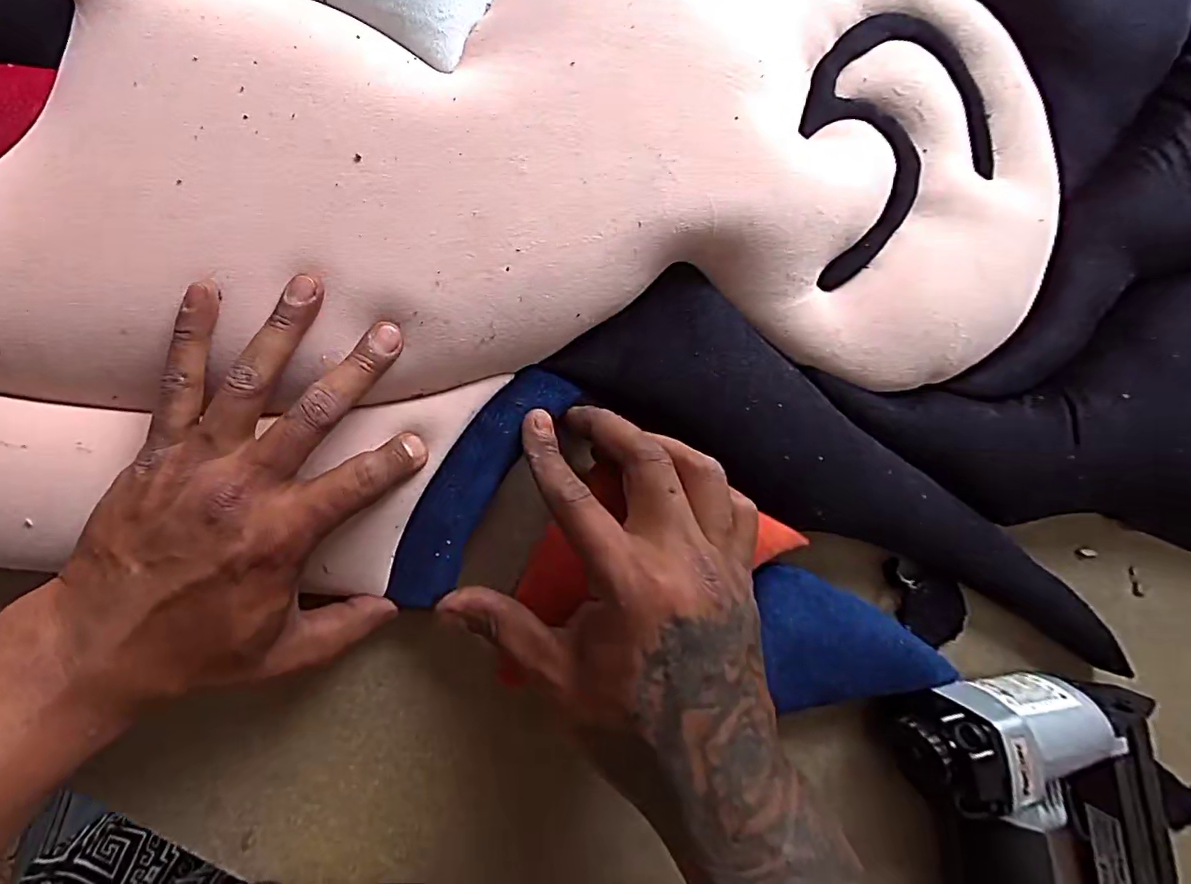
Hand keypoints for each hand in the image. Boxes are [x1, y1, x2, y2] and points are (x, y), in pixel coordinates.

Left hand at [54, 275, 428, 716]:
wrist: (99, 642)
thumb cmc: (192, 651)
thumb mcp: (278, 657)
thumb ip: (341, 632)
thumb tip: (393, 609)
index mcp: (282, 535)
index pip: (354, 486)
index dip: (393, 463)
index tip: (418, 440)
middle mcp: (247, 486)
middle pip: (313, 416)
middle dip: (356, 372)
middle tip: (387, 334)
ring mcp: (201, 459)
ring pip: (250, 383)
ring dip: (282, 331)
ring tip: (307, 285)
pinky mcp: (160, 448)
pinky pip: (177, 383)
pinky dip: (190, 335)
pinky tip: (203, 291)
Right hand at [439, 407, 862, 883]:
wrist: (720, 775)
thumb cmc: (630, 725)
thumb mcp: (556, 678)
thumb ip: (503, 628)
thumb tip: (443, 605)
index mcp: (630, 582)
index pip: (578, 500)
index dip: (548, 455)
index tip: (534, 420)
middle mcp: (682, 560)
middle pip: (652, 464)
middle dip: (612, 427)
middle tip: (579, 416)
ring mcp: (723, 565)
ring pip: (704, 474)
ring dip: (662, 443)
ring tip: (629, 440)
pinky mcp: (746, 577)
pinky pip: (736, 508)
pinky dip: (706, 482)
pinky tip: (679, 486)